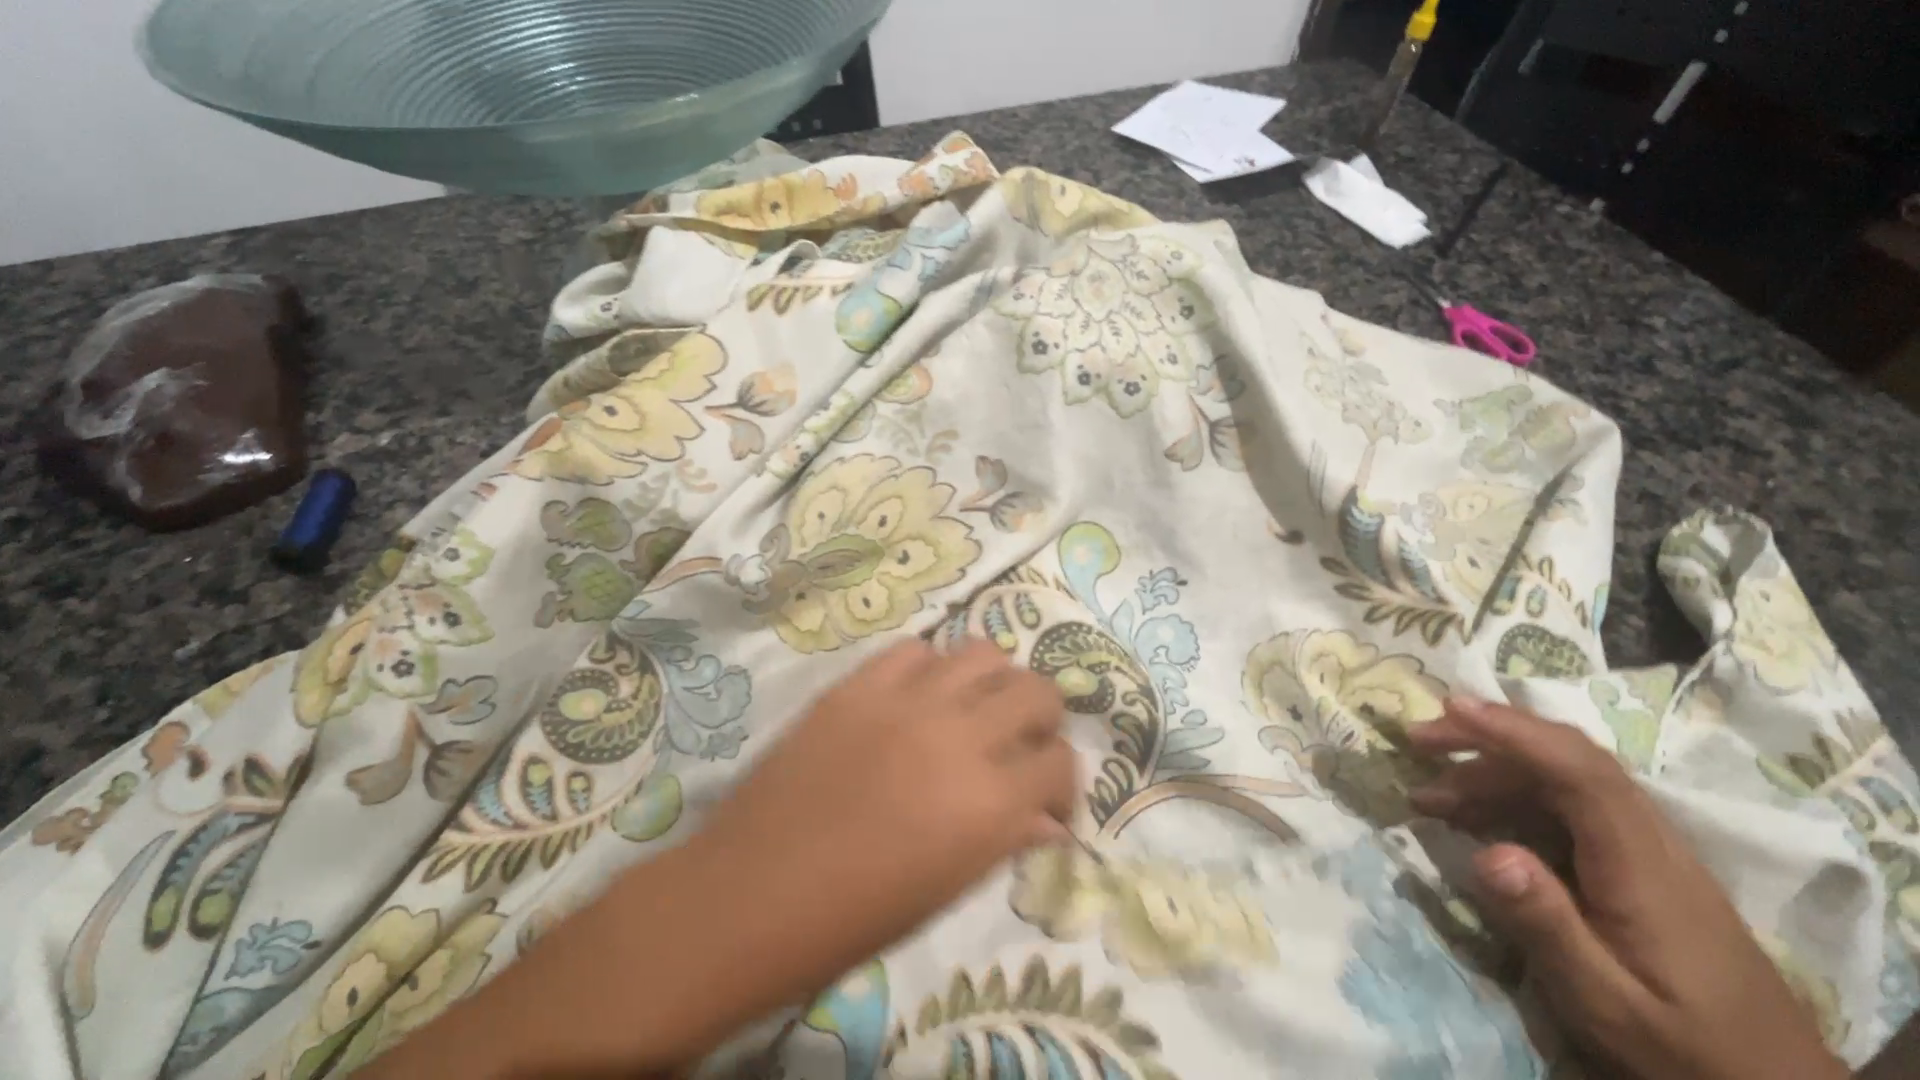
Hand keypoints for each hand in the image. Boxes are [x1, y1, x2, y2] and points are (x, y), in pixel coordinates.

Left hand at [681, 639, 1074, 1020]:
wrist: (751, 896)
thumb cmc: (853, 918)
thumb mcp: (945, 891)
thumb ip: (1003, 841)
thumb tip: (1045, 819)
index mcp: (989, 804)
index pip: (1059, 763)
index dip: (1062, 784)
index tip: (1045, 801)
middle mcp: (958, 738)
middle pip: (1035, 691)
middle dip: (1042, 719)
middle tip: (1019, 746)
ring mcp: (904, 703)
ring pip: (982, 654)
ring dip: (993, 683)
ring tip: (973, 711)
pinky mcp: (855, 687)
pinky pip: (913, 651)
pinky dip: (929, 670)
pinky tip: (918, 700)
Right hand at [1407, 697, 1848, 1079]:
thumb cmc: (1684, 1046)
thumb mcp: (1605, 1002)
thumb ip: (1547, 926)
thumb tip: (1487, 852)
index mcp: (1642, 867)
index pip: (1579, 772)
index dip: (1513, 732)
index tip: (1451, 708)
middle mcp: (1651, 842)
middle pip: (1570, 761)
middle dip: (1490, 737)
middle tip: (1419, 740)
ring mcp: (1650, 852)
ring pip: (1568, 781)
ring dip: (1495, 771)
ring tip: (1430, 795)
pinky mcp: (1641, 867)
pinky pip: (1572, 808)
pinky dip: (1515, 799)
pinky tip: (1478, 821)